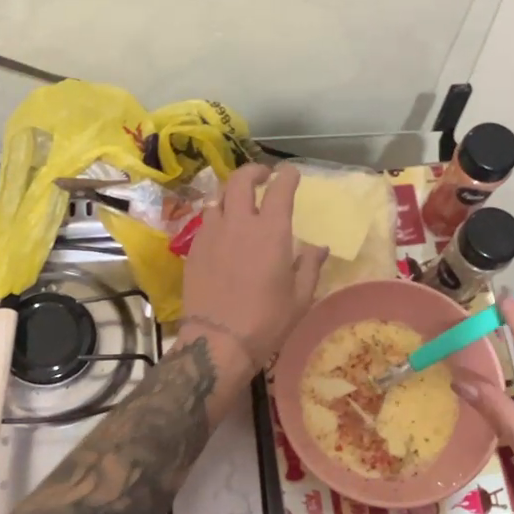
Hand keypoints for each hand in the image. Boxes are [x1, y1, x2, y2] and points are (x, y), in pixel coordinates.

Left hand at [180, 163, 326, 369]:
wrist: (217, 341)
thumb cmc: (266, 322)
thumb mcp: (300, 298)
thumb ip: (310, 267)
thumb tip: (319, 248)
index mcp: (271, 232)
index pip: (279, 189)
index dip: (287, 176)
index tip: (291, 174)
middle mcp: (239, 224)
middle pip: (241, 181)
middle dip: (253, 171)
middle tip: (262, 176)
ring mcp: (212, 234)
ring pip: (218, 198)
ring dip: (231, 195)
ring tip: (239, 204)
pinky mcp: (194, 249)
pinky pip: (206, 222)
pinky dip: (217, 218)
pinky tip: (222, 232)